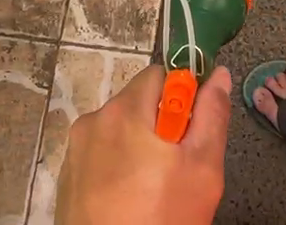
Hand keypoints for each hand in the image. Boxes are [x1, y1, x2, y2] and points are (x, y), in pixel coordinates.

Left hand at [56, 64, 231, 224]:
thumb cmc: (161, 219)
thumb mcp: (202, 170)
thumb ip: (212, 115)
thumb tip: (218, 74)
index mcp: (124, 110)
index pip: (161, 75)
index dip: (183, 99)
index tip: (191, 134)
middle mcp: (94, 120)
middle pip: (139, 103)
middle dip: (161, 126)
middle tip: (176, 167)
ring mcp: (76, 150)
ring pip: (120, 131)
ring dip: (138, 147)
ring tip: (152, 190)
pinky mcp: (67, 179)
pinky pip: (101, 156)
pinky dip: (116, 169)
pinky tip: (128, 202)